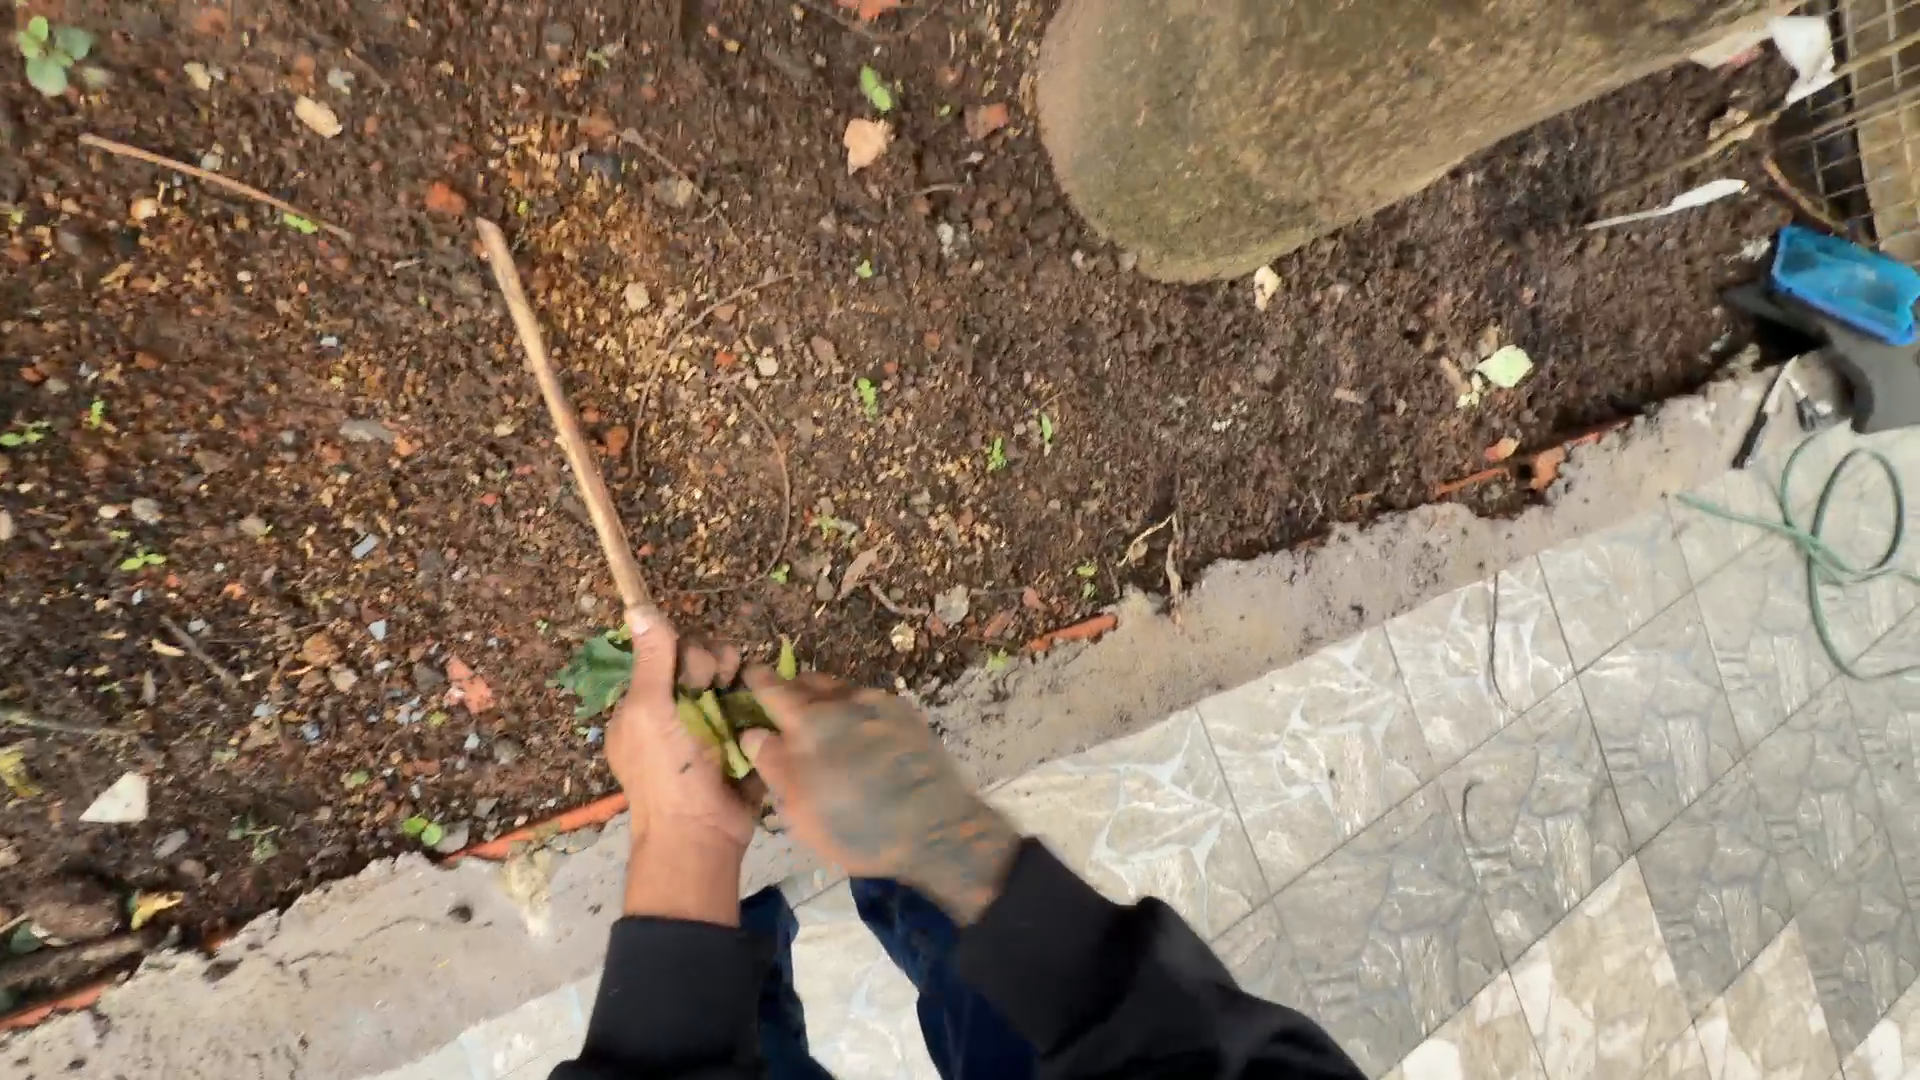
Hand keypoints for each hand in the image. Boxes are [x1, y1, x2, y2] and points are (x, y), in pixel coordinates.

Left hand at [607, 606, 755, 923]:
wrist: (702, 833)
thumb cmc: (667, 773)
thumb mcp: (650, 712)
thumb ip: (652, 659)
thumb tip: (637, 606)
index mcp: (646, 703)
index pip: (670, 651)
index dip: (687, 651)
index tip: (695, 671)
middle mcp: (677, 708)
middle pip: (704, 659)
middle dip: (714, 664)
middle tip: (716, 688)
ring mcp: (712, 723)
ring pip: (732, 677)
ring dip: (739, 679)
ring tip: (741, 695)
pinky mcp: (742, 737)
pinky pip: (753, 702)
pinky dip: (758, 699)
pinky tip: (762, 705)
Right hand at [739, 669, 1019, 924]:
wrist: (936, 827)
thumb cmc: (857, 826)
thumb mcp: (800, 808)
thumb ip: (773, 763)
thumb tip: (753, 732)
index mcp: (811, 721)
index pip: (775, 687)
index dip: (758, 679)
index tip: (748, 674)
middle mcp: (846, 699)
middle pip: (810, 683)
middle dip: (792, 689)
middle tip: (781, 707)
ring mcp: (881, 703)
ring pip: (841, 691)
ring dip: (824, 700)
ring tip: (819, 723)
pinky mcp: (907, 714)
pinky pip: (868, 702)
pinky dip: (852, 710)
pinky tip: (855, 733)